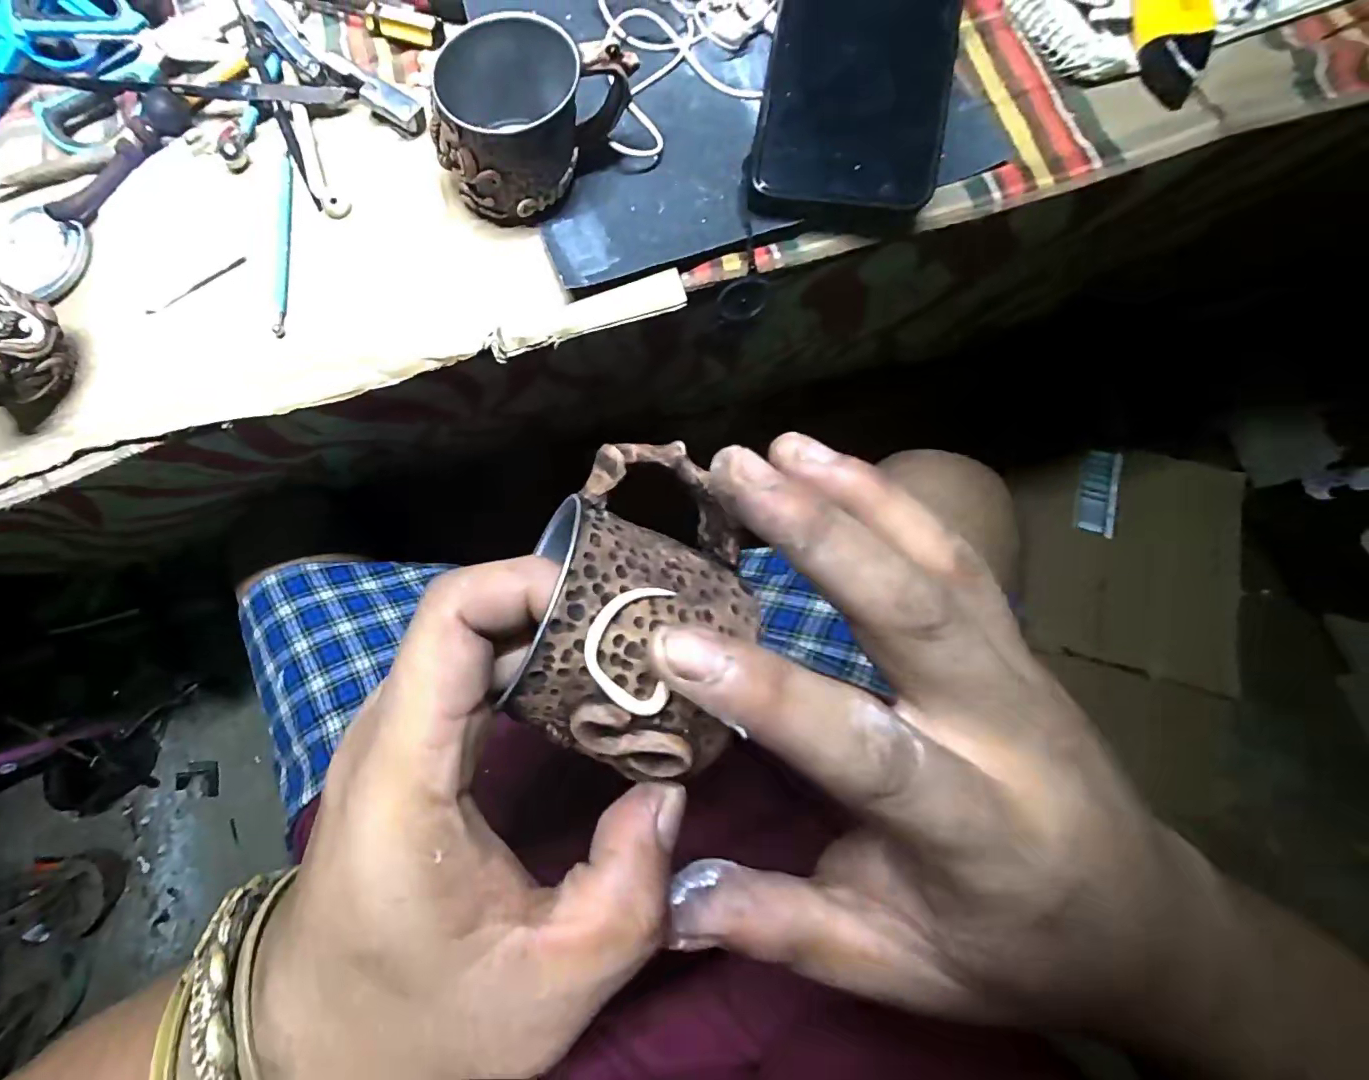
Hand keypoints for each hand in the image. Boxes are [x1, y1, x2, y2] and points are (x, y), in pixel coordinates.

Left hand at [251, 559, 685, 1079]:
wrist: (319, 1035)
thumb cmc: (415, 1023)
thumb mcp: (547, 985)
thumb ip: (627, 891)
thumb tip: (669, 792)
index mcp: (405, 768)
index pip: (450, 617)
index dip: (526, 582)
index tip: (612, 604)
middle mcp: (389, 728)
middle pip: (466, 617)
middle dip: (559, 608)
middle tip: (647, 635)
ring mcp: (395, 734)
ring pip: (471, 643)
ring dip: (551, 638)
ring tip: (634, 663)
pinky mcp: (409, 749)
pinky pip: (470, 679)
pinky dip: (532, 672)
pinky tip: (589, 700)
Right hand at [647, 435, 1220, 1033]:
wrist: (1142, 918)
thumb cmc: (1003, 948)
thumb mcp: (892, 969)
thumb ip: (779, 927)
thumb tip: (662, 906)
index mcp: (974, 826)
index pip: (861, 744)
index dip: (764, 692)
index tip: (672, 642)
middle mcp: (1005, 729)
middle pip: (917, 613)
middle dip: (818, 535)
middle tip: (732, 475)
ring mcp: (1016, 672)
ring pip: (938, 565)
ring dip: (850, 494)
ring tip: (770, 448)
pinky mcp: (1009, 643)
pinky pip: (953, 558)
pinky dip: (888, 499)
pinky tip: (829, 462)